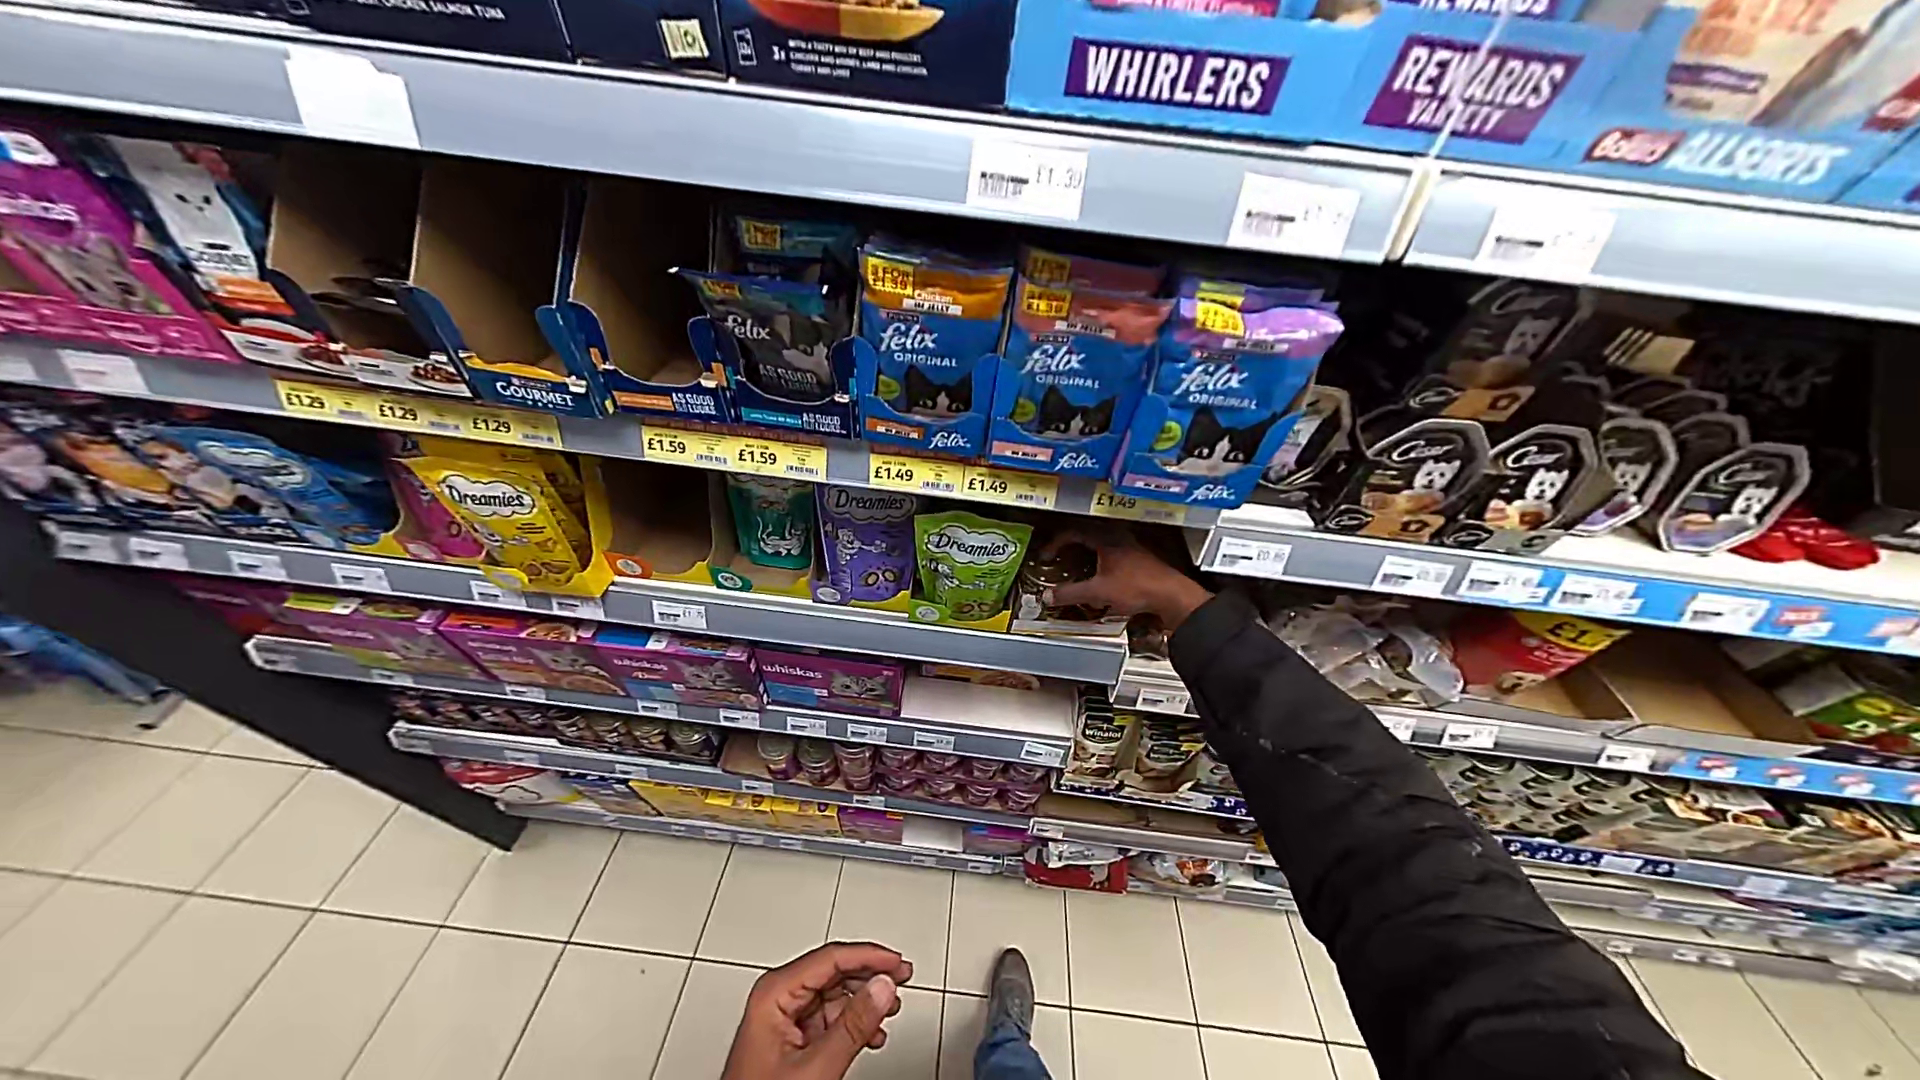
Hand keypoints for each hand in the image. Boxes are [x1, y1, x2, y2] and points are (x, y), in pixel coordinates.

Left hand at [721, 942, 913, 1079]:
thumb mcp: (814, 1068)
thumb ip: (852, 1026)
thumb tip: (882, 987)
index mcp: (774, 993)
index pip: (831, 957)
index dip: (869, 956)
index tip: (897, 963)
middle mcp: (777, 997)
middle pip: (834, 970)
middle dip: (870, 976)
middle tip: (902, 977)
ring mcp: (783, 1016)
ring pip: (835, 993)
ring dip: (865, 1002)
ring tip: (890, 1009)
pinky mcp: (791, 1037)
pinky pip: (829, 1016)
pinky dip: (853, 1023)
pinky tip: (870, 1033)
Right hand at [1044, 528, 1212, 629]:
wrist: (1172, 596)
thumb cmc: (1140, 586)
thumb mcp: (1098, 592)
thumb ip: (1071, 593)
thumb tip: (1051, 595)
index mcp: (1106, 539)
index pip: (1074, 532)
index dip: (1056, 543)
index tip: (1048, 554)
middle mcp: (1119, 539)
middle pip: (1088, 535)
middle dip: (1071, 546)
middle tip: (1060, 555)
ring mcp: (1131, 548)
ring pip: (1102, 545)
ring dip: (1087, 554)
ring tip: (1078, 567)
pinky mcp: (1140, 561)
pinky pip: (1114, 556)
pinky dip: (1101, 564)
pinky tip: (1101, 580)